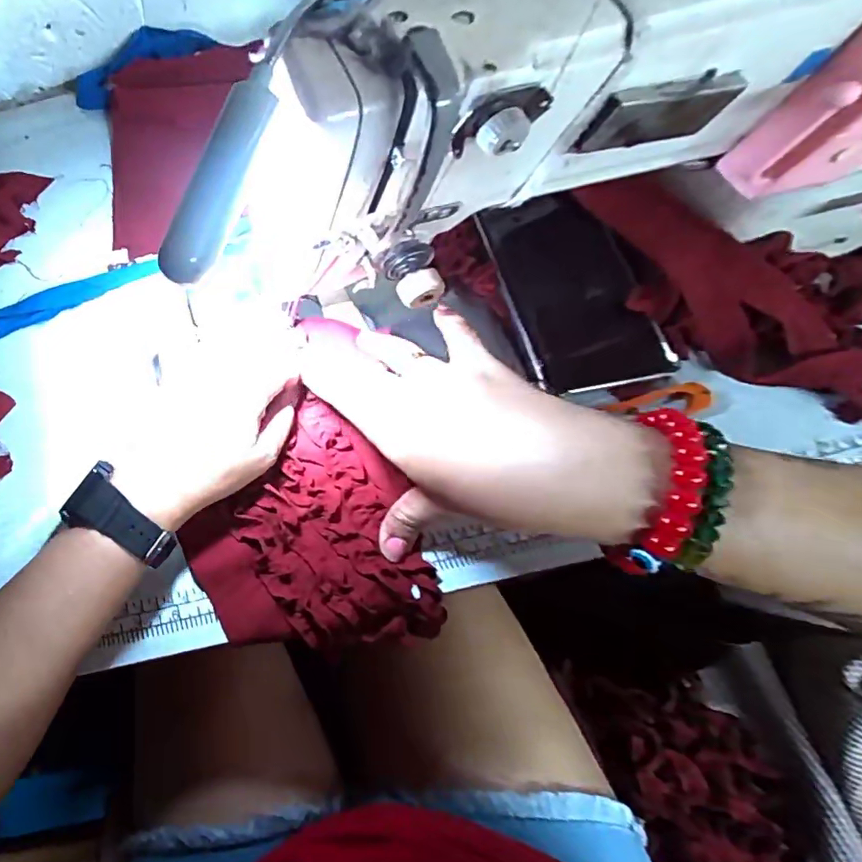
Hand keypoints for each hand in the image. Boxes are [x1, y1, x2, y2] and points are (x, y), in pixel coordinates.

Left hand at [111, 324, 300, 530]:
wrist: (164, 480)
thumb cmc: (216, 475)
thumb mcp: (261, 459)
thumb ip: (281, 426)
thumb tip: (290, 402)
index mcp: (250, 397)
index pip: (280, 369)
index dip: (292, 370)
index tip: (294, 379)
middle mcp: (226, 378)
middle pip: (256, 353)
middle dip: (272, 354)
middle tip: (280, 363)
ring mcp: (199, 375)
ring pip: (230, 349)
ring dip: (247, 349)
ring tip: (254, 354)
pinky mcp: (178, 378)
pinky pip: (201, 353)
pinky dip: (215, 351)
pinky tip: (221, 357)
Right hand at [298, 307, 666, 554]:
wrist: (567, 464)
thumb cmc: (496, 494)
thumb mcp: (447, 506)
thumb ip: (410, 517)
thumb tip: (387, 548)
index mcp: (392, 428)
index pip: (341, 391)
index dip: (315, 371)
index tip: (294, 358)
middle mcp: (410, 393)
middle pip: (363, 366)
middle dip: (336, 354)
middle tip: (314, 341)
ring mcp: (446, 374)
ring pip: (402, 350)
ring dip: (381, 343)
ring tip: (365, 336)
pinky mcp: (482, 364)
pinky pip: (459, 337)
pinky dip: (450, 324)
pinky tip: (444, 312)